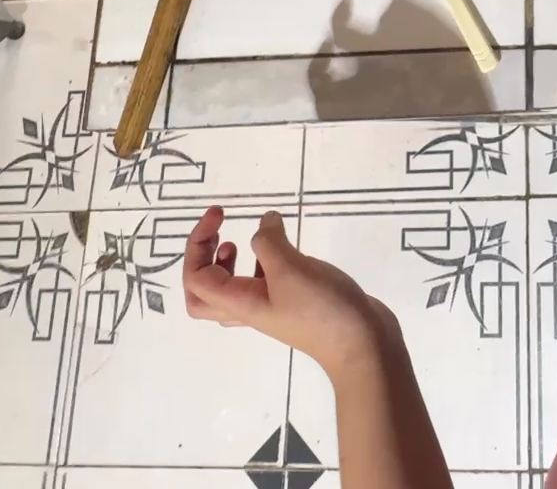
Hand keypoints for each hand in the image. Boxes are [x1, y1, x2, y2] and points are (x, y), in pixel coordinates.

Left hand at [184, 205, 397, 374]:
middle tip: (219, 230)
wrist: (359, 342)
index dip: (198, 243)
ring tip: (240, 241)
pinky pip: (263, 283)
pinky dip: (260, 263)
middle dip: (202, 258)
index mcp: (240, 303)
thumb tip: (264, 223)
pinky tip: (282, 250)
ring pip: (232, 288)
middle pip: (204, 292)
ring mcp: (272, 307)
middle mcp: (249, 308)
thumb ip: (271, 243)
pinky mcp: (294, 302)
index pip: (196, 279)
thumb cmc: (320, 308)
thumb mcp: (291, 269)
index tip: (221, 213)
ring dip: (225, 264)